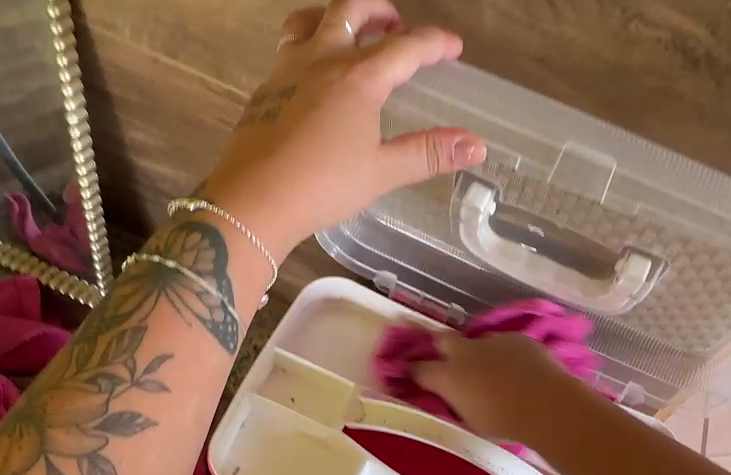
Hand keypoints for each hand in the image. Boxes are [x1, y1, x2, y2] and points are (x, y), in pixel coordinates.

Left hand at [198, 0, 484, 258]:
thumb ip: (427, 154)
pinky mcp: (265, 91)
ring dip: (335, 16)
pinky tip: (312, 75)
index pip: (405, 47)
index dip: (434, 44)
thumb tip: (476, 145)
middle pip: (352, 10)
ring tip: (349, 30)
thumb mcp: (381, 172)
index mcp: (358, 77)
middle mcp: (322, 60)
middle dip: (380, 10)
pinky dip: (307, 45)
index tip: (452, 48)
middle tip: (397, 23)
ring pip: (310, 20)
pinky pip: (288, 49)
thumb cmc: (322, 186)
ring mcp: (287, 71)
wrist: (255, 200)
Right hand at [411, 333, 594, 444]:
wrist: (546, 405)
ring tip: (490, 372)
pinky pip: (503, 345)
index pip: (418, 369)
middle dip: (439, 347)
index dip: (412, 371)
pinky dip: (504, 356)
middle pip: (441, 339)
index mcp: (447, 377)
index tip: (410, 374)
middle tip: (444, 361)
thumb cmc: (503, 423)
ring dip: (477, 354)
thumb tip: (452, 399)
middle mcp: (464, 353)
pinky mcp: (517, 338)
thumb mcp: (470, 421)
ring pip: (476, 343)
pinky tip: (516, 371)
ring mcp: (492, 342)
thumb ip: (457, 405)